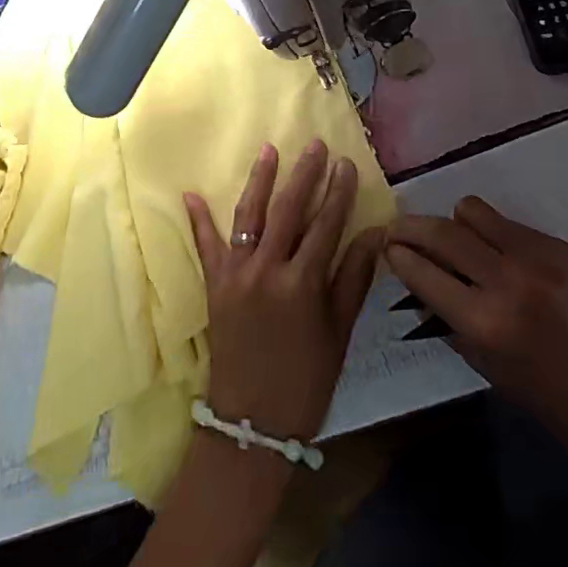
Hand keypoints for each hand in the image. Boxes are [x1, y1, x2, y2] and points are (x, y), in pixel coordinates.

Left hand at [184, 141, 384, 441]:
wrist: (252, 420)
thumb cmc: (306, 379)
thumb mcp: (339, 331)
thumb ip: (354, 278)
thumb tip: (375, 234)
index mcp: (303, 283)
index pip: (327, 224)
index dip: (339, 192)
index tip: (346, 163)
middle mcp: (267, 270)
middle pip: (290, 211)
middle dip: (305, 175)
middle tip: (315, 145)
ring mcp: (236, 276)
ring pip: (249, 218)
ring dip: (260, 182)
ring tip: (268, 150)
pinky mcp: (214, 287)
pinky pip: (205, 247)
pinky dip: (198, 221)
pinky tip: (191, 194)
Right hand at [385, 196, 567, 456]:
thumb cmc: (544, 394)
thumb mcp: (482, 363)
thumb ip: (447, 317)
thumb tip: (418, 280)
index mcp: (483, 323)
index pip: (423, 272)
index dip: (398, 255)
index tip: (386, 246)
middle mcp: (508, 282)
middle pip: (443, 233)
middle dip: (411, 227)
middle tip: (399, 228)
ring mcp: (540, 259)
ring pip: (474, 213)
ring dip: (454, 223)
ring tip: (454, 239)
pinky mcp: (564, 248)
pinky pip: (511, 225)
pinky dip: (493, 234)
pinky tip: (498, 255)